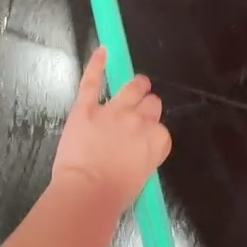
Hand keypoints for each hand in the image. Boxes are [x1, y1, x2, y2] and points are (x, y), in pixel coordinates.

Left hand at [51, 47, 170, 208]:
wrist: (87, 193)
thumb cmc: (114, 195)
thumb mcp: (142, 177)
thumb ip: (143, 156)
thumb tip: (135, 151)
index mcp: (157, 140)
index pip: (161, 129)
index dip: (151, 134)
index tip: (142, 142)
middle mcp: (140, 120)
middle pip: (151, 104)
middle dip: (146, 108)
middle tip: (138, 113)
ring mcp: (113, 110)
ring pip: (131, 88)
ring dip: (135, 85)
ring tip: (137, 84)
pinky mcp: (86, 107)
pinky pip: (92, 81)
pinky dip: (97, 64)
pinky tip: (102, 52)